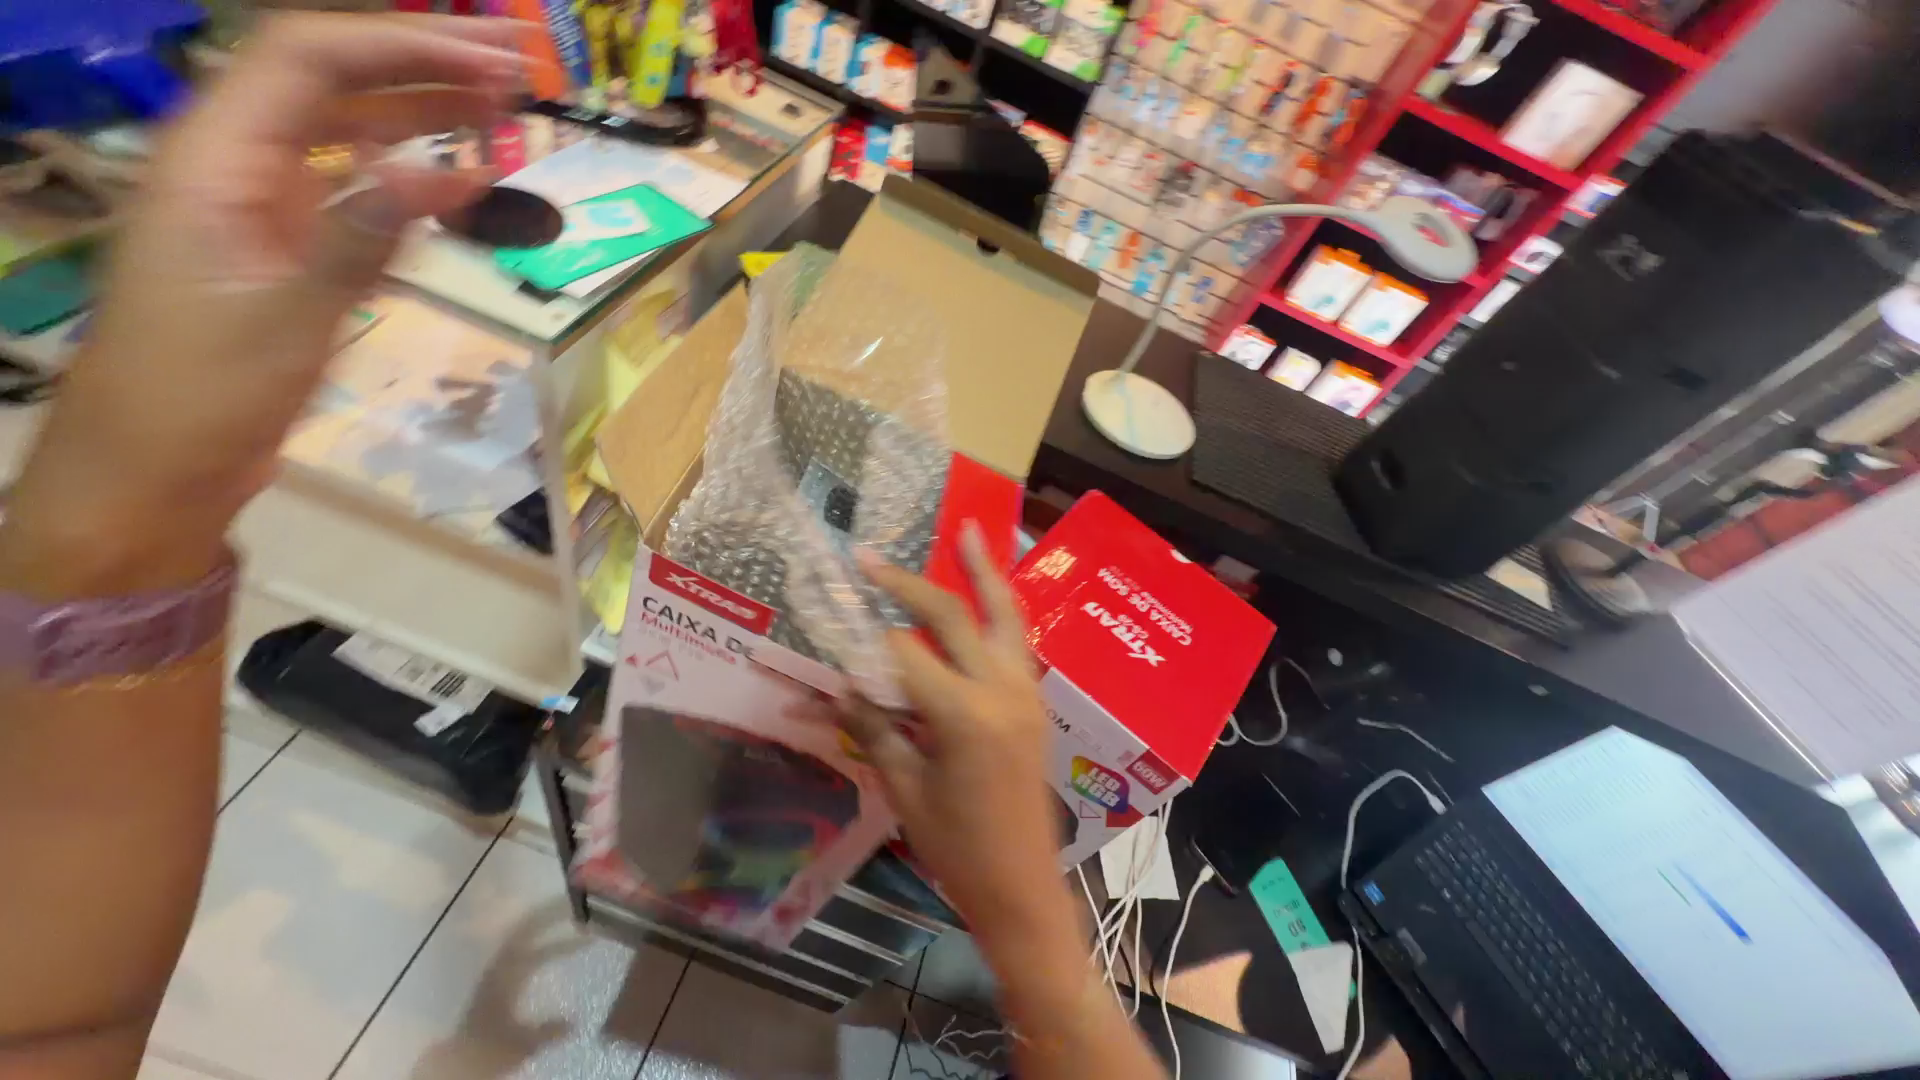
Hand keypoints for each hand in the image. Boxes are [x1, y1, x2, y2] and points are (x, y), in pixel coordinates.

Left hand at [0, 14, 527, 596]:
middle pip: (334, 81)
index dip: (406, 47)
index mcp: (216, 159)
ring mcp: (265, 203)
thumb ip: (360, 239)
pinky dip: (413, 182)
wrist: (160, 461)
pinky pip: (356, 191)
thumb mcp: (289, 318)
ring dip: (423, 116)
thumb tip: (439, 176)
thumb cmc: (207, 392)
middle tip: (518, 77)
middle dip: (425, 68)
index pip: (310, 58)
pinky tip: (461, 188)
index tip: (494, 64)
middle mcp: (238, 162)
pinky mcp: (289, 244)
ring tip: (503, 115)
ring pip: (348, 132)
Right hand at [840, 525, 1068, 942]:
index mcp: (963, 715)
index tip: (835, 627)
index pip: (904, 655)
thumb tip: (843, 683)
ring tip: (968, 531)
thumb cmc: (957, 848)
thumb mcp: (905, 790)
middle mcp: (1001, 690)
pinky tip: (984, 593)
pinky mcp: (1037, 702)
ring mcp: (1027, 692)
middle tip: (869, 558)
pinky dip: (999, 612)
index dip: (865, 641)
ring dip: (982, 573)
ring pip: (1004, 616)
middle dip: (907, 585)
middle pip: (951, 618)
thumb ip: (877, 728)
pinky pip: (1016, 642)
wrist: (1023, 887)